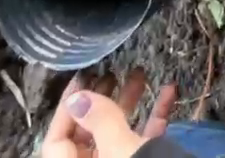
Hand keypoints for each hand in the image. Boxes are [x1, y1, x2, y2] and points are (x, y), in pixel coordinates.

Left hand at [41, 70, 177, 157]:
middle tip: (114, 73)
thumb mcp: (122, 150)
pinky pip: (141, 141)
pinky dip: (154, 116)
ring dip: (129, 104)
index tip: (84, 76)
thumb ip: (101, 121)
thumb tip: (78, 97)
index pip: (56, 143)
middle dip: (101, 102)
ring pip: (115, 136)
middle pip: (85, 138)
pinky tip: (169, 91)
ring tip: (141, 74)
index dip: (67, 109)